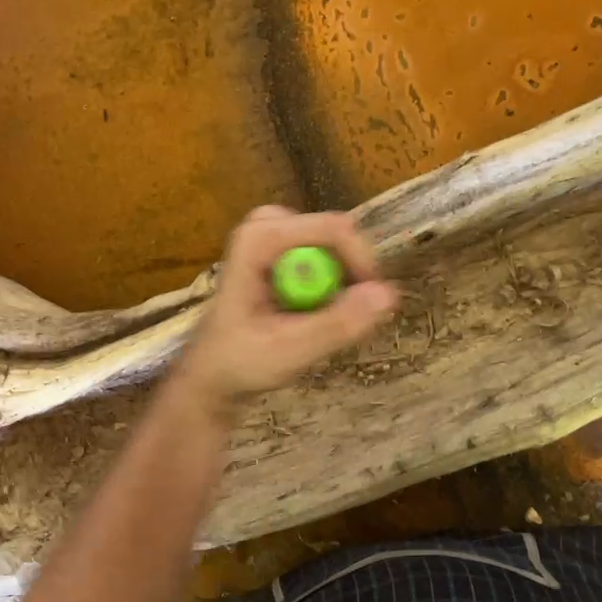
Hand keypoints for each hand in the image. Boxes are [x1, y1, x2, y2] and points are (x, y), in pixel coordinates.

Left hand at [173, 206, 397, 420]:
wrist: (212, 375)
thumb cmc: (240, 362)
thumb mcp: (291, 350)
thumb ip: (337, 323)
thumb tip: (388, 294)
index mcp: (258, 239)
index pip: (331, 229)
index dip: (361, 261)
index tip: (373, 301)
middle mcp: (264, 227)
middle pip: (335, 233)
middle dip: (349, 274)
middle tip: (346, 317)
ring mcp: (271, 237)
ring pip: (333, 247)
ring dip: (340, 284)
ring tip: (321, 323)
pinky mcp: (280, 253)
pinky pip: (324, 258)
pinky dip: (329, 287)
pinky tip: (312, 316)